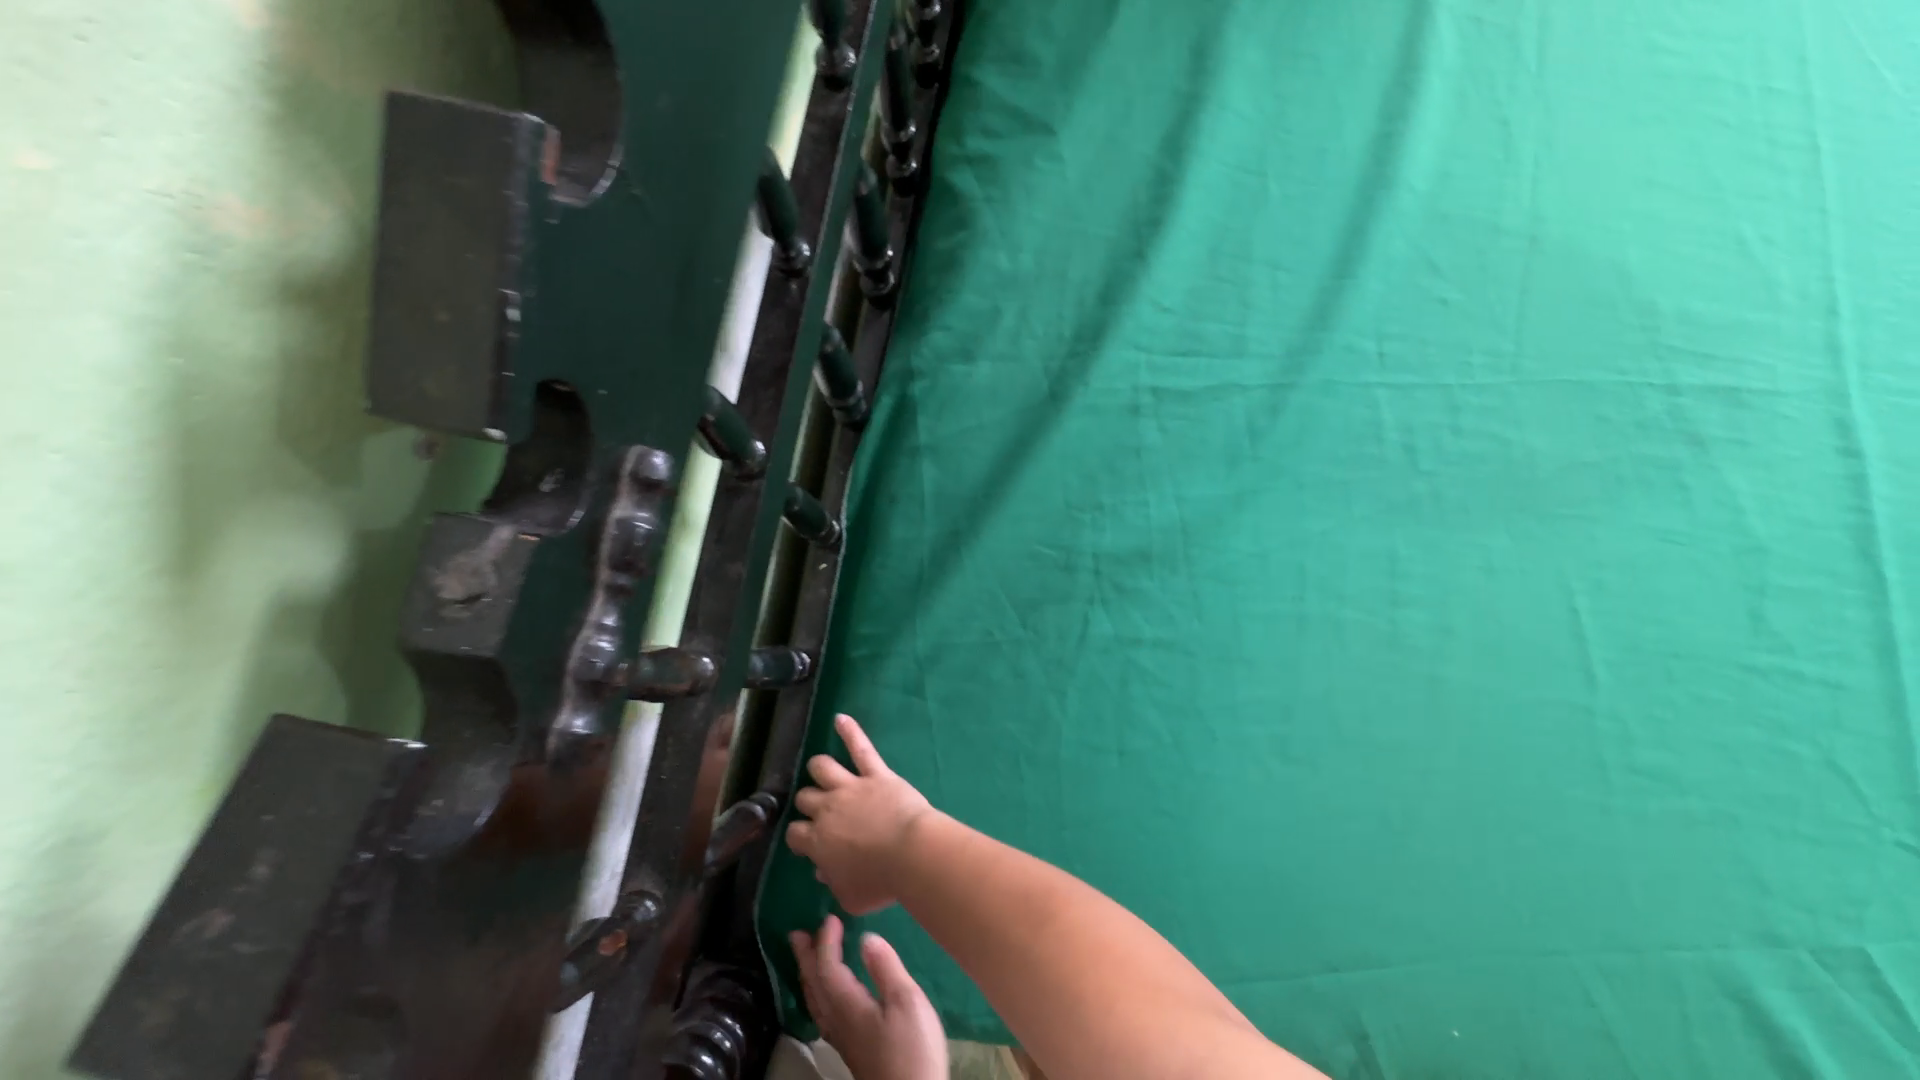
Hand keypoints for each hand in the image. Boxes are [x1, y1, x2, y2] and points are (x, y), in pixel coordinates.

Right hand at [787, 714, 935, 914]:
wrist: (912, 854)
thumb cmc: (882, 882)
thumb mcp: (850, 897)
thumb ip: (833, 883)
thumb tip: (823, 872)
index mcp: (818, 841)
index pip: (795, 833)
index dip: (799, 836)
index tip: (806, 840)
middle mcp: (827, 809)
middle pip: (805, 797)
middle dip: (808, 802)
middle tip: (817, 808)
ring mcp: (850, 786)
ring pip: (823, 768)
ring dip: (820, 769)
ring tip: (820, 769)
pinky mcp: (875, 773)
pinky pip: (861, 747)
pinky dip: (850, 731)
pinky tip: (841, 718)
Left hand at [790, 915, 947, 1079]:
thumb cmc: (912, 1049)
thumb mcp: (906, 1002)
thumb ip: (886, 968)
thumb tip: (867, 937)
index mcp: (847, 1004)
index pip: (827, 966)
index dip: (826, 941)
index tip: (829, 917)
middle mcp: (836, 1019)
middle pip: (814, 983)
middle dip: (806, 957)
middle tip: (796, 933)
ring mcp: (841, 1037)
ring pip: (815, 1000)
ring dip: (809, 974)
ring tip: (808, 957)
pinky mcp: (850, 1048)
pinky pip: (822, 1011)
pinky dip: (818, 993)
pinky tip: (827, 996)